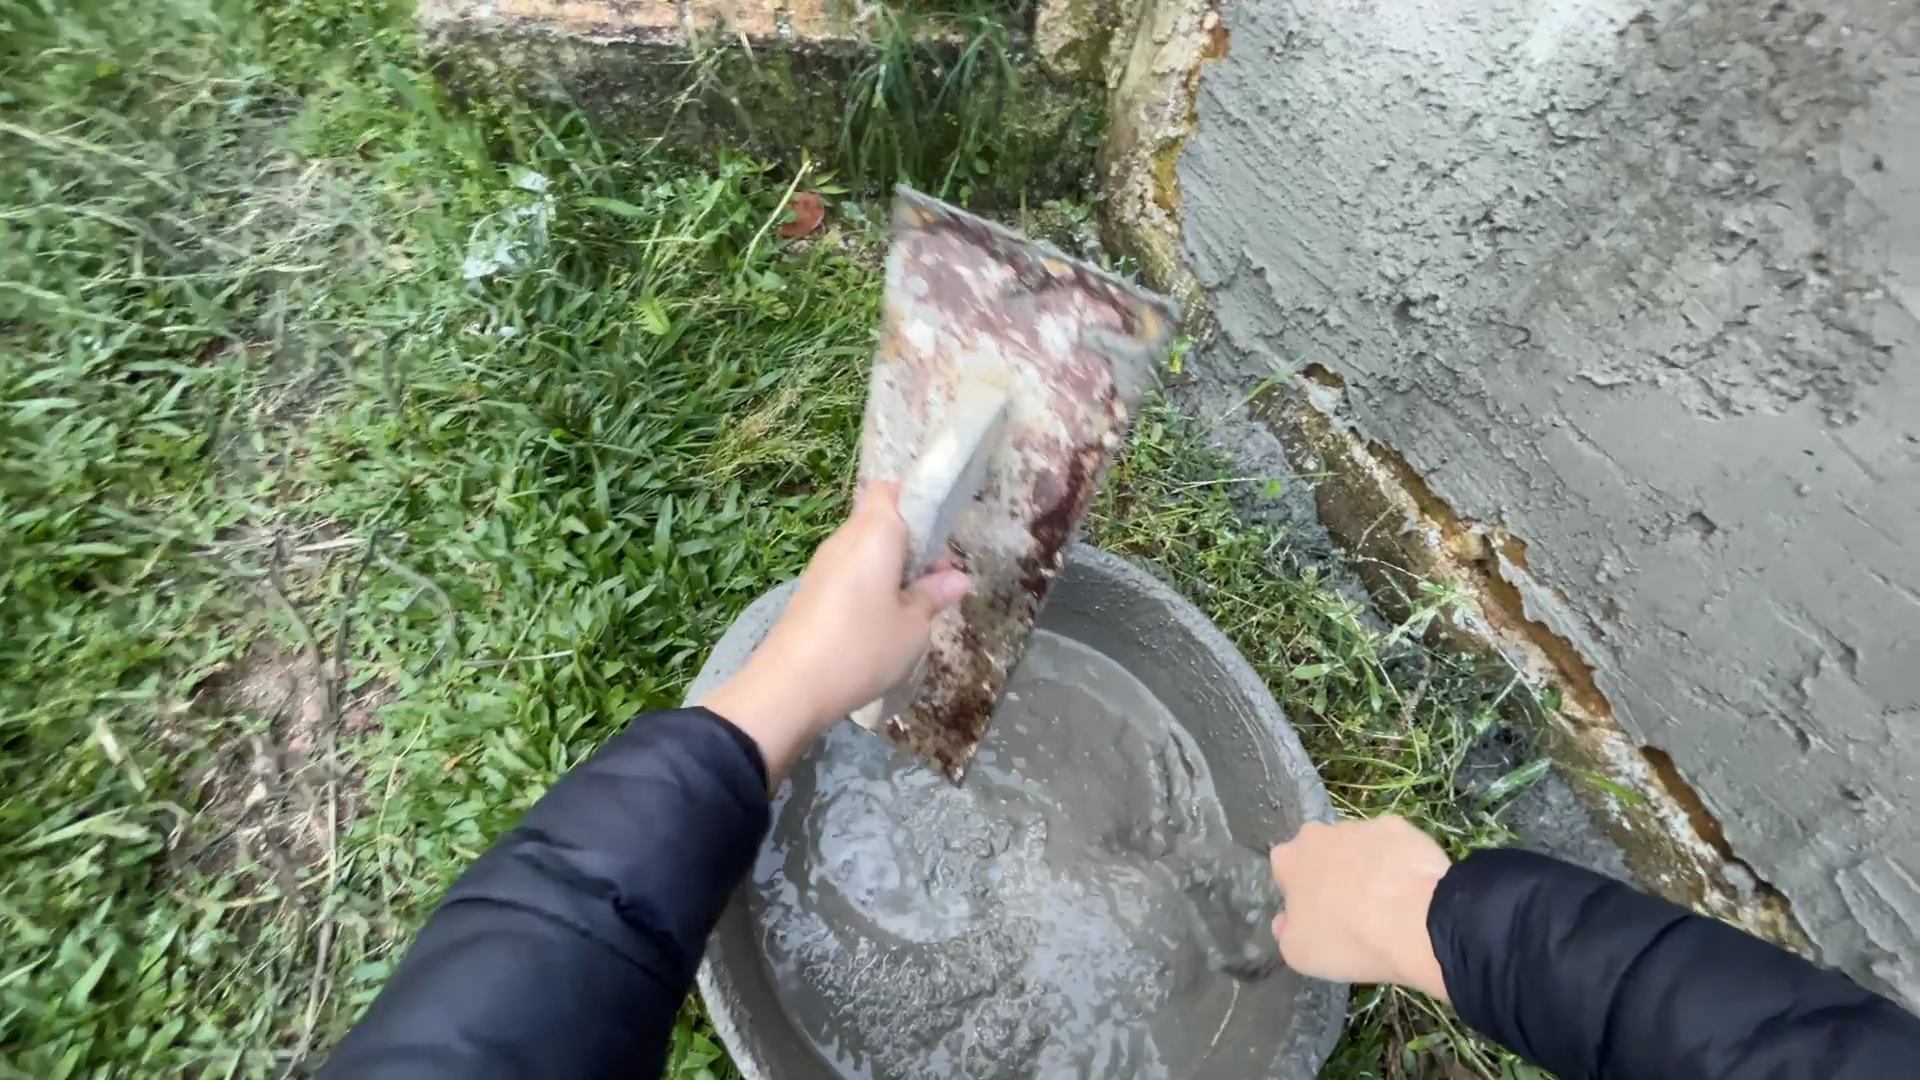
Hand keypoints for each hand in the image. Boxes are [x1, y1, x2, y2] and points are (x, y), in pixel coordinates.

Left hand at [697, 482, 969, 784]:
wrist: (788, 688)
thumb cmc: (861, 648)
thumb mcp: (913, 627)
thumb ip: (934, 596)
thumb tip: (957, 579)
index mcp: (874, 532)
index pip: (890, 489)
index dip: (917, 502)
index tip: (940, 536)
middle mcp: (845, 539)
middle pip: (881, 520)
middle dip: (913, 542)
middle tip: (937, 580)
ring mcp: (824, 565)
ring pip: (866, 549)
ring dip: (893, 567)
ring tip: (915, 605)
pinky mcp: (812, 591)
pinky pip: (850, 571)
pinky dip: (871, 584)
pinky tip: (883, 621)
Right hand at [1268, 816, 1452, 999]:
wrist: (1419, 922)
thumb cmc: (1350, 938)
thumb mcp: (1302, 954)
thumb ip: (1285, 935)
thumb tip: (1284, 922)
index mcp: (1288, 859)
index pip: (1284, 873)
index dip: (1300, 897)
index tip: (1318, 920)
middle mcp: (1317, 834)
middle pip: (1319, 854)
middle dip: (1331, 876)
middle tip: (1352, 913)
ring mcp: (1359, 827)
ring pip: (1357, 848)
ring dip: (1365, 869)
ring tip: (1390, 907)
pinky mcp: (1398, 828)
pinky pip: (1393, 845)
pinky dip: (1399, 863)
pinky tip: (1414, 891)